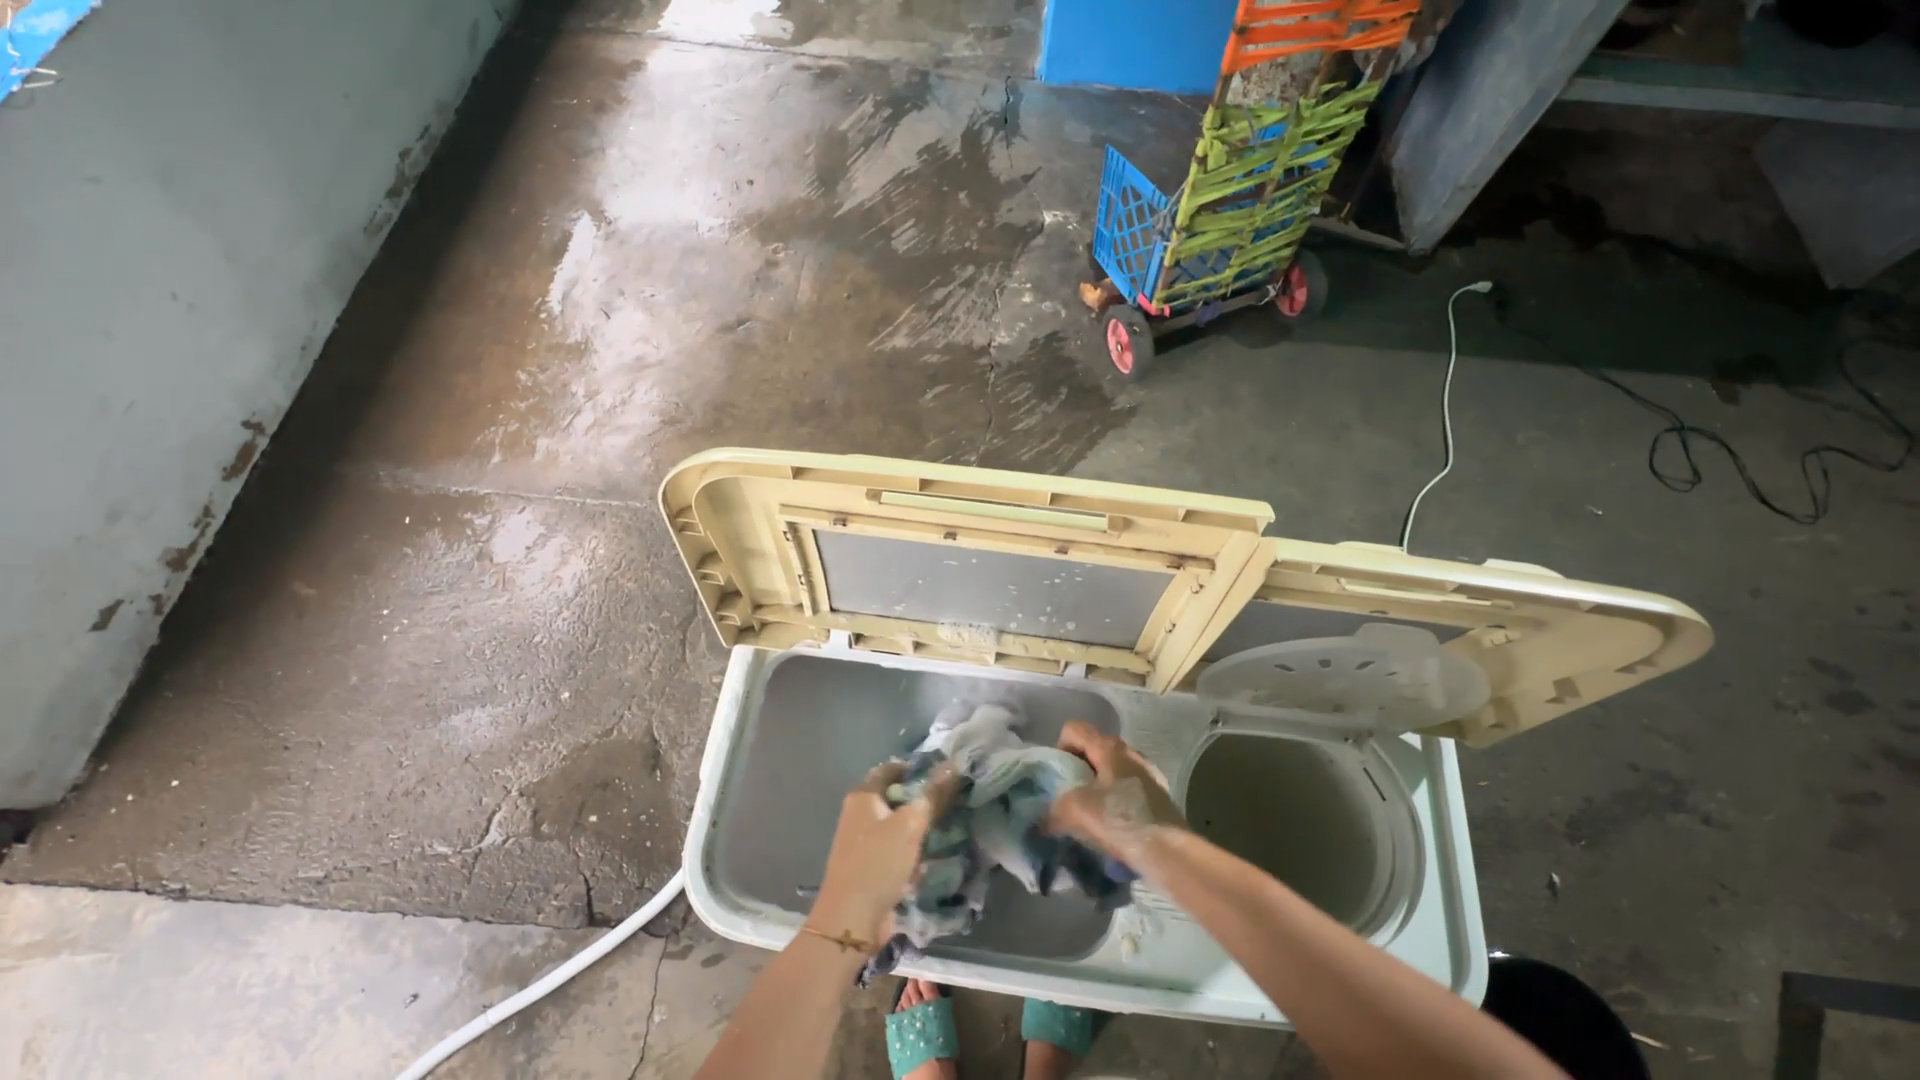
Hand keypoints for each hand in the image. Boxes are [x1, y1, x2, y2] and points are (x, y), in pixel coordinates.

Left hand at [804, 762, 956, 946]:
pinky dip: (913, 856)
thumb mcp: (910, 825)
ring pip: (899, 828)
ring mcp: (864, 844)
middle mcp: (860, 815)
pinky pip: (897, 853)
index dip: (916, 768)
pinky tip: (931, 862)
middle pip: (896, 800)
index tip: (945, 773)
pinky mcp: (872, 868)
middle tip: (954, 802)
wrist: (852, 918)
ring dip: (921, 832)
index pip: (891, 770)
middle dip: (923, 803)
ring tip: (950, 831)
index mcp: (863, 797)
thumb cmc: (878, 862)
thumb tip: (952, 764)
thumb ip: (932, 796)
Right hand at [1046, 721, 1186, 860]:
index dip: (1059, 747)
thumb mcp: (1074, 811)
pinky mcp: (1159, 797)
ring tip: (1089, 815)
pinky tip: (1112, 827)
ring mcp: (1148, 774)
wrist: (1169, 851)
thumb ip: (1052, 811)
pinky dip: (1115, 802)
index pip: (1074, 729)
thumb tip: (1041, 822)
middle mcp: (1130, 753)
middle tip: (1068, 796)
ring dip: (1097, 787)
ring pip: (1111, 772)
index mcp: (1109, 747)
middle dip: (1077, 770)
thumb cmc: (1120, 820)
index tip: (1057, 776)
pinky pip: (1127, 791)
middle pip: (1093, 750)